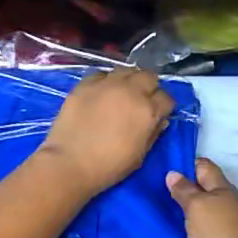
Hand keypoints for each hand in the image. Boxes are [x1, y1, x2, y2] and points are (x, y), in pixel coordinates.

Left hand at [32, 68, 176, 195]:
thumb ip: (153, 134)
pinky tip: (101, 94)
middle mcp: (130, 90)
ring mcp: (106, 84)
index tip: (158, 115)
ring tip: (122, 94)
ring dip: (128, 81)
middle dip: (149, 88)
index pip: (166, 98)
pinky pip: (102, 75)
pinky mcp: (85, 84)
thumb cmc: (108, 167)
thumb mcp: (139, 156)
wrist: (70, 163)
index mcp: (147, 110)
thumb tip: (160, 121)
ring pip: (126, 70)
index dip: (164, 107)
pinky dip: (106, 82)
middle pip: (149, 77)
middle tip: (141, 102)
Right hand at [166, 158, 237, 237]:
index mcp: (222, 187)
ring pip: (199, 205)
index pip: (203, 166)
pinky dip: (187, 221)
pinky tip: (173, 224)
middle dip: (182, 185)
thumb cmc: (216, 230)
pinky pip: (198, 222)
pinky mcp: (215, 236)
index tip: (163, 166)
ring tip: (159, 203)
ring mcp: (220, 219)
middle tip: (156, 186)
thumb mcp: (196, 205)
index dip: (185, 164)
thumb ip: (184, 189)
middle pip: (201, 186)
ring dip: (183, 205)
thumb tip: (172, 173)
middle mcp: (223, 199)